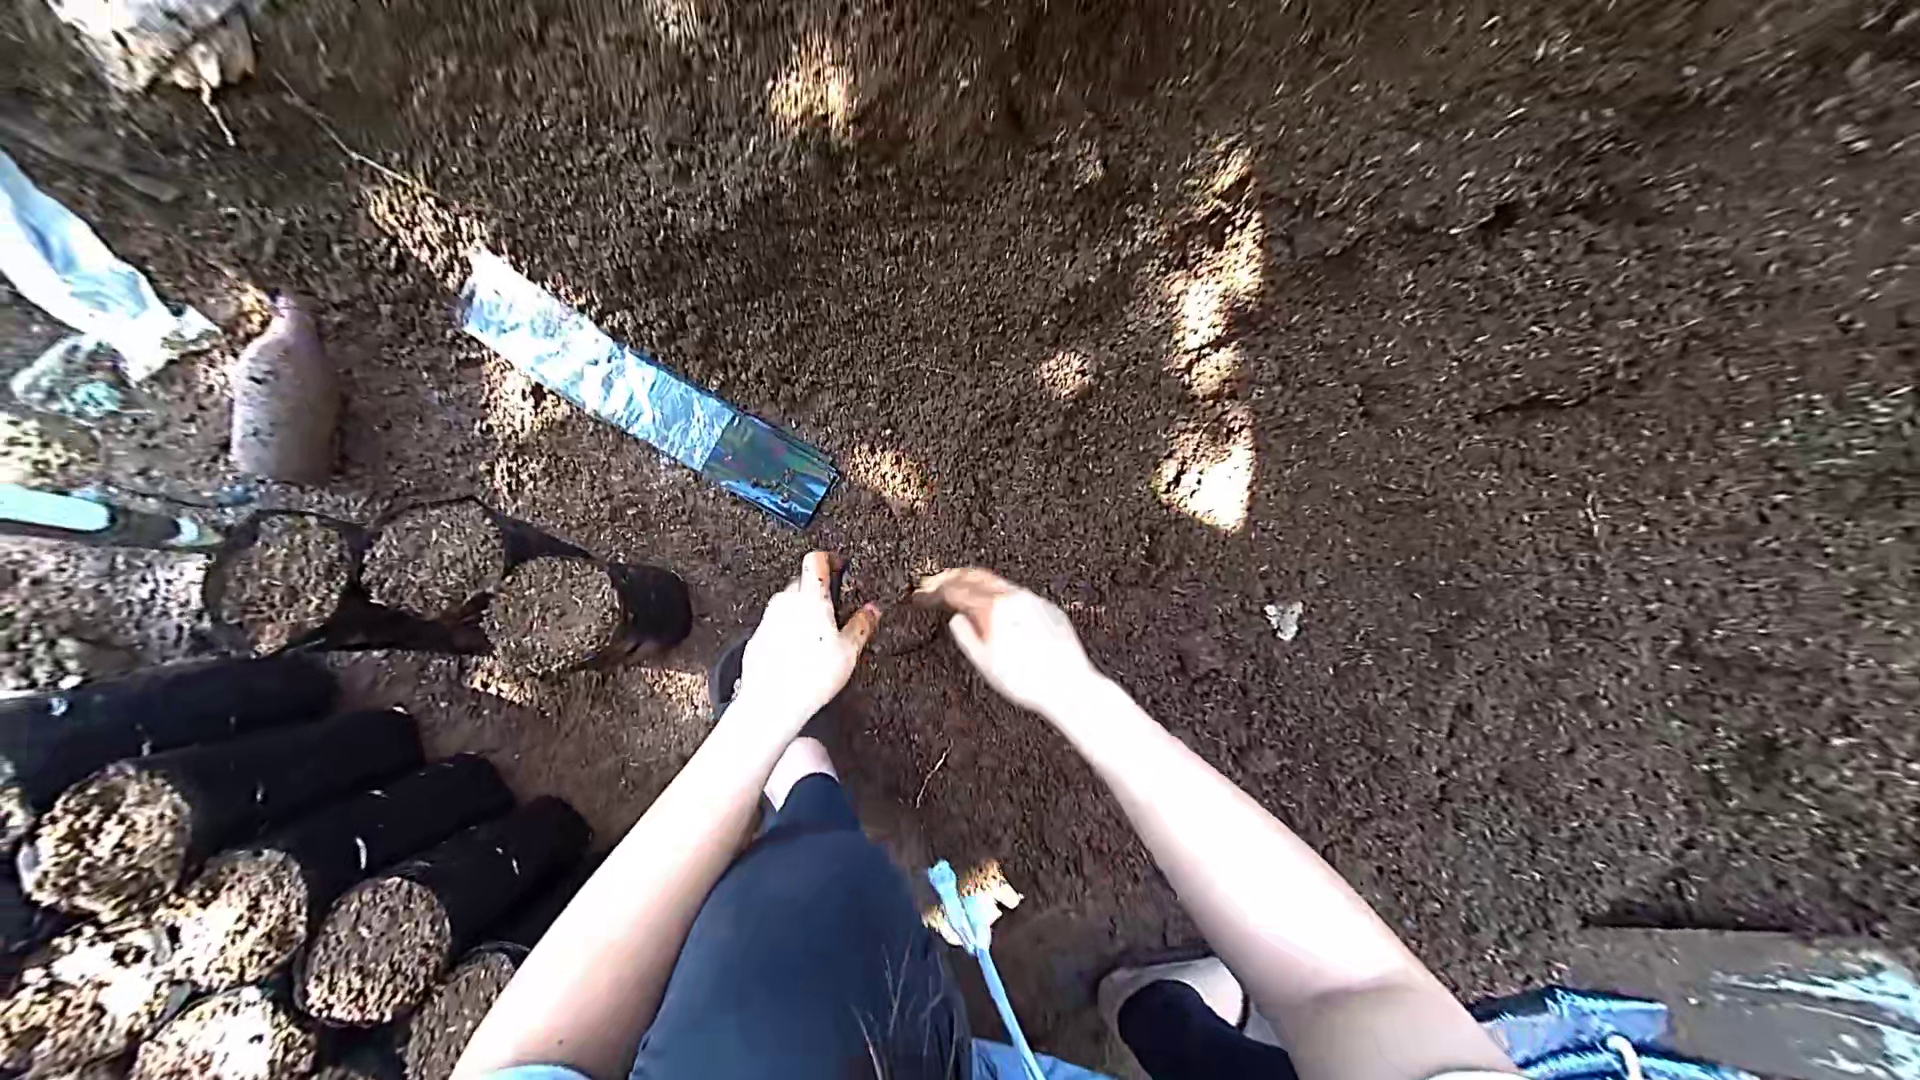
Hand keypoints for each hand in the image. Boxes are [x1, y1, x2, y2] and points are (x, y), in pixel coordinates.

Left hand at [736, 552, 880, 731]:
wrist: (771, 702)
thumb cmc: (810, 676)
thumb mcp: (849, 650)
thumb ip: (862, 624)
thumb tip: (872, 610)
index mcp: (810, 598)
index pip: (816, 559)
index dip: (830, 558)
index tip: (840, 565)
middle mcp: (786, 602)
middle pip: (802, 581)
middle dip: (818, 590)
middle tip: (835, 608)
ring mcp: (769, 619)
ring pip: (788, 603)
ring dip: (803, 611)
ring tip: (819, 635)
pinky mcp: (758, 637)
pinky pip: (777, 624)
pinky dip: (789, 630)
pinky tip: (800, 652)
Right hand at [914, 568, 1102, 715]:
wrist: (1068, 685)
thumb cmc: (1028, 680)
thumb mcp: (986, 662)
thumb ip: (967, 636)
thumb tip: (956, 620)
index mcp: (995, 608)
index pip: (958, 590)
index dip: (936, 589)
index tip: (925, 591)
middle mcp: (1015, 598)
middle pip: (978, 576)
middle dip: (955, 575)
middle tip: (940, 579)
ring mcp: (1033, 601)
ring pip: (1000, 583)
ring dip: (978, 582)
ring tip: (965, 589)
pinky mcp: (1048, 608)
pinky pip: (1018, 594)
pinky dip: (1000, 594)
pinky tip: (997, 605)